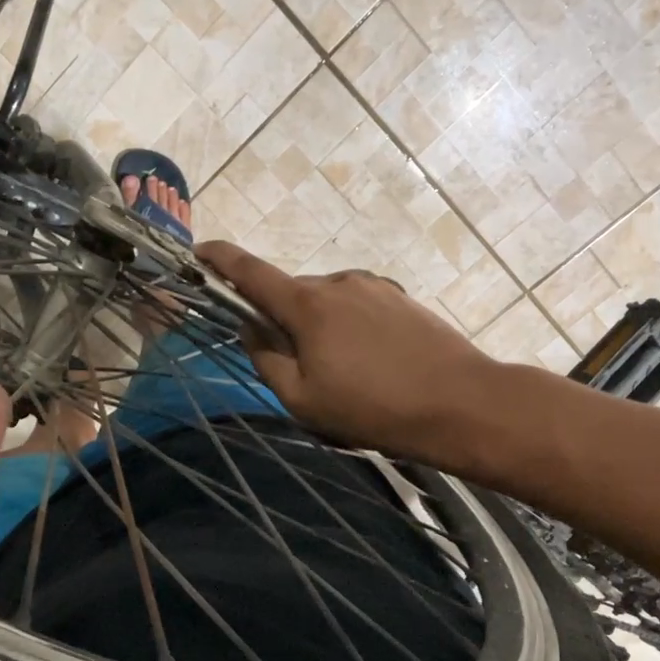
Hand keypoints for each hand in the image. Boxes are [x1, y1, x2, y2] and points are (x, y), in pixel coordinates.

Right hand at [200, 242, 501, 464]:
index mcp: (307, 305)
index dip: (221, 259)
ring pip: (325, 303)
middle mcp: (338, 283)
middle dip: (280, 321)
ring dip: (317, 328)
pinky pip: (355, 308)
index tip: (199, 252)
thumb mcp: (302, 399)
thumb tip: (250, 329)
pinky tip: (368, 366)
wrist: (460, 404)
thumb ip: (266, 359)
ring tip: (339, 376)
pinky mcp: (400, 300)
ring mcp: (373, 288)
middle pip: (290, 294)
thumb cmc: (371, 408)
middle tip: (293, 369)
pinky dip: (346, 329)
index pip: (251, 272)